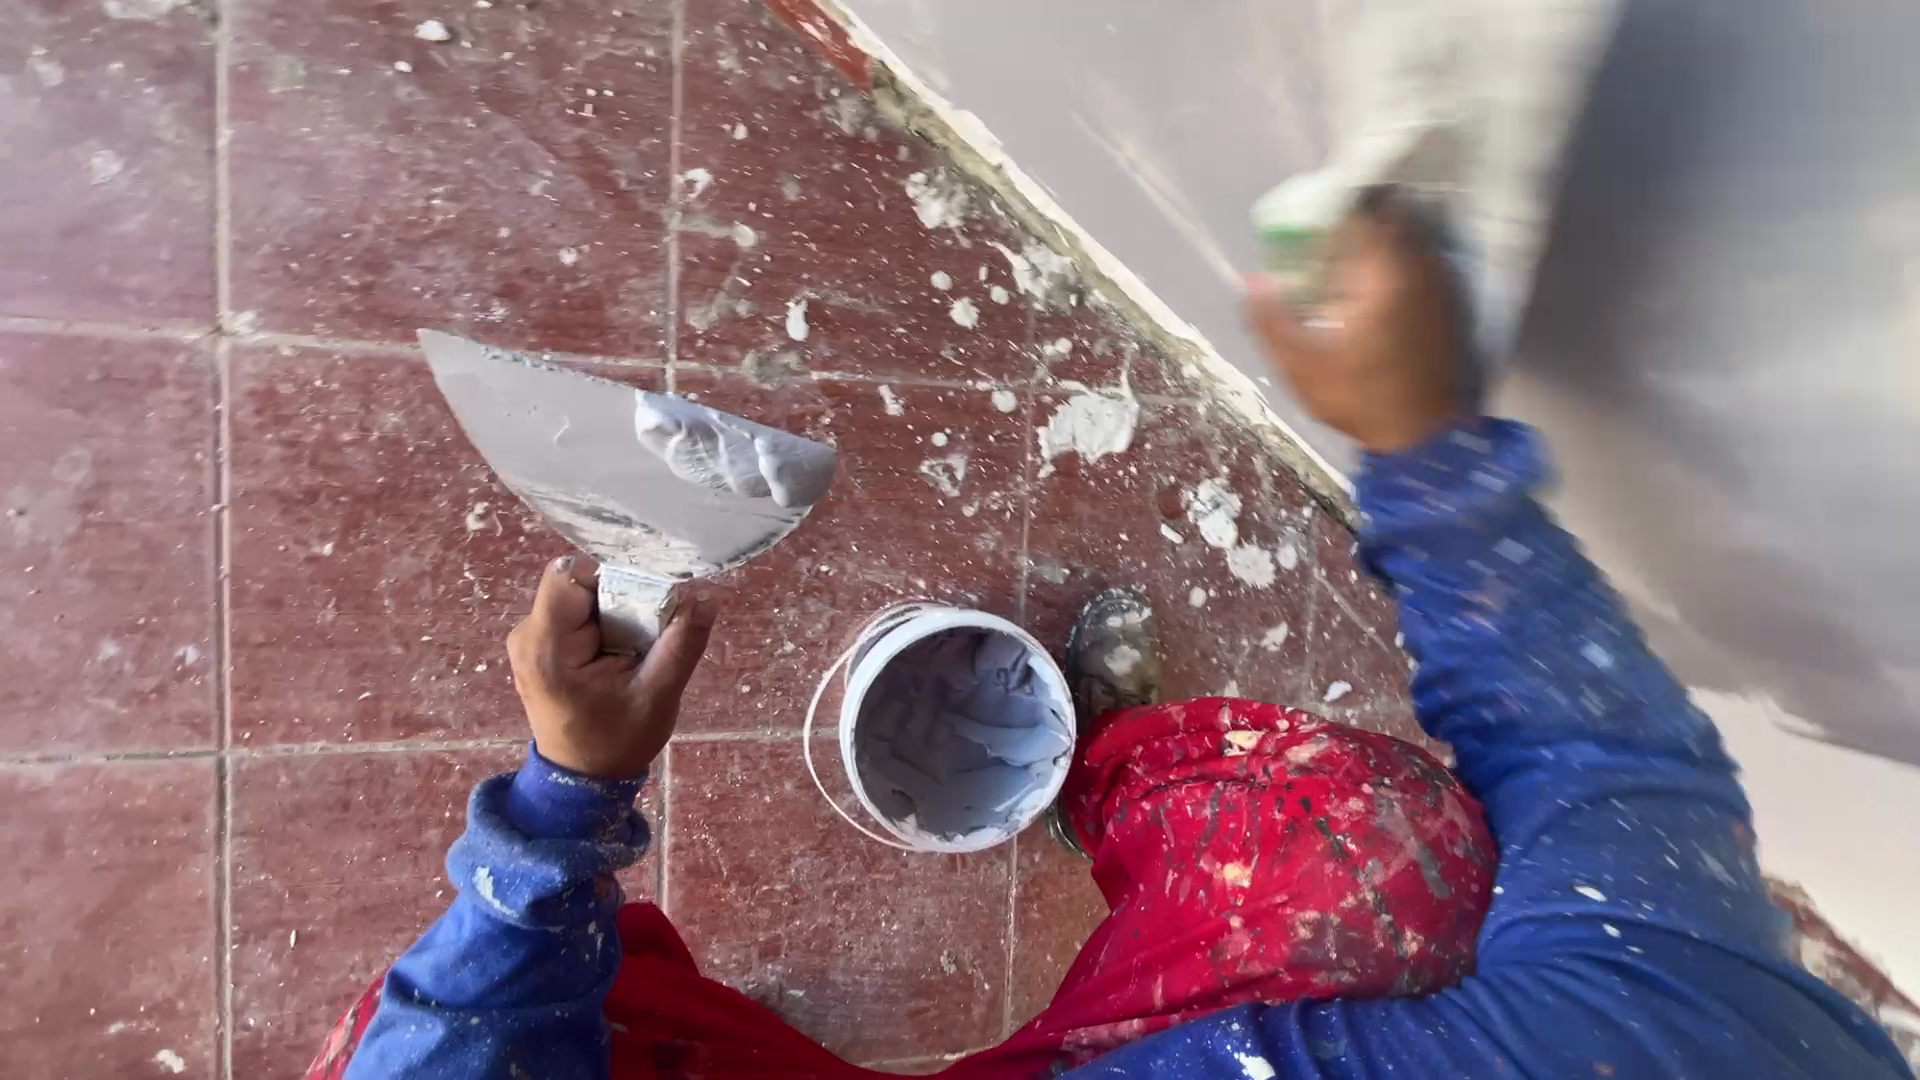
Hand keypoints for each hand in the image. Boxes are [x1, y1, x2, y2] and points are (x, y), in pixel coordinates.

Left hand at [506, 555, 718, 778]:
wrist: (584, 777)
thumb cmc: (616, 741)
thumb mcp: (658, 694)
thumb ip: (682, 644)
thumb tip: (709, 597)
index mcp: (547, 646)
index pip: (571, 575)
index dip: (615, 574)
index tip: (651, 597)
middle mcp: (530, 633)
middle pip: (581, 583)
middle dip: (624, 595)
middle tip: (656, 624)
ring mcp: (534, 637)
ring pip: (584, 594)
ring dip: (620, 608)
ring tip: (644, 640)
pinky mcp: (544, 643)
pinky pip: (582, 610)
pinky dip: (612, 619)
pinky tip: (630, 646)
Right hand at [1243, 189, 1467, 454]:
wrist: (1422, 434)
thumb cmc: (1358, 398)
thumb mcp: (1301, 366)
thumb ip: (1272, 321)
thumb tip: (1252, 281)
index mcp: (1383, 274)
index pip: (1362, 211)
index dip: (1330, 205)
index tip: (1302, 215)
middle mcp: (1419, 266)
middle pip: (1385, 218)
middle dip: (1348, 221)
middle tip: (1314, 239)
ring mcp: (1438, 282)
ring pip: (1402, 239)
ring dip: (1369, 241)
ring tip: (1333, 261)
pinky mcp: (1444, 301)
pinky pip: (1414, 261)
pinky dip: (1387, 263)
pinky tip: (1362, 288)